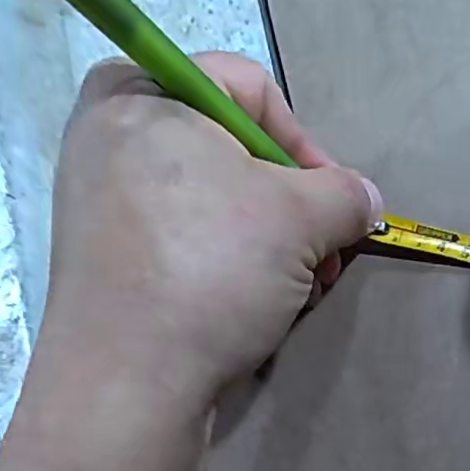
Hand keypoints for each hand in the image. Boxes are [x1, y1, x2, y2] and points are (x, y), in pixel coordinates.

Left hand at [44, 52, 381, 411]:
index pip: (252, 90)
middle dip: (293, 212)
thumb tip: (366, 201)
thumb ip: (345, 197)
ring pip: (215, 209)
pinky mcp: (110, 264)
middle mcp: (112, 139)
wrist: (132, 380)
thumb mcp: (300, 221)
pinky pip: (187, 247)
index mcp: (144, 95)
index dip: (308, 148)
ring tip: (294, 294)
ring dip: (270, 249)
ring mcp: (103, 206)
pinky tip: (250, 310)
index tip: (337, 207)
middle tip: (321, 260)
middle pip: (235, 156)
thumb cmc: (212, 274)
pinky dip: (228, 270)